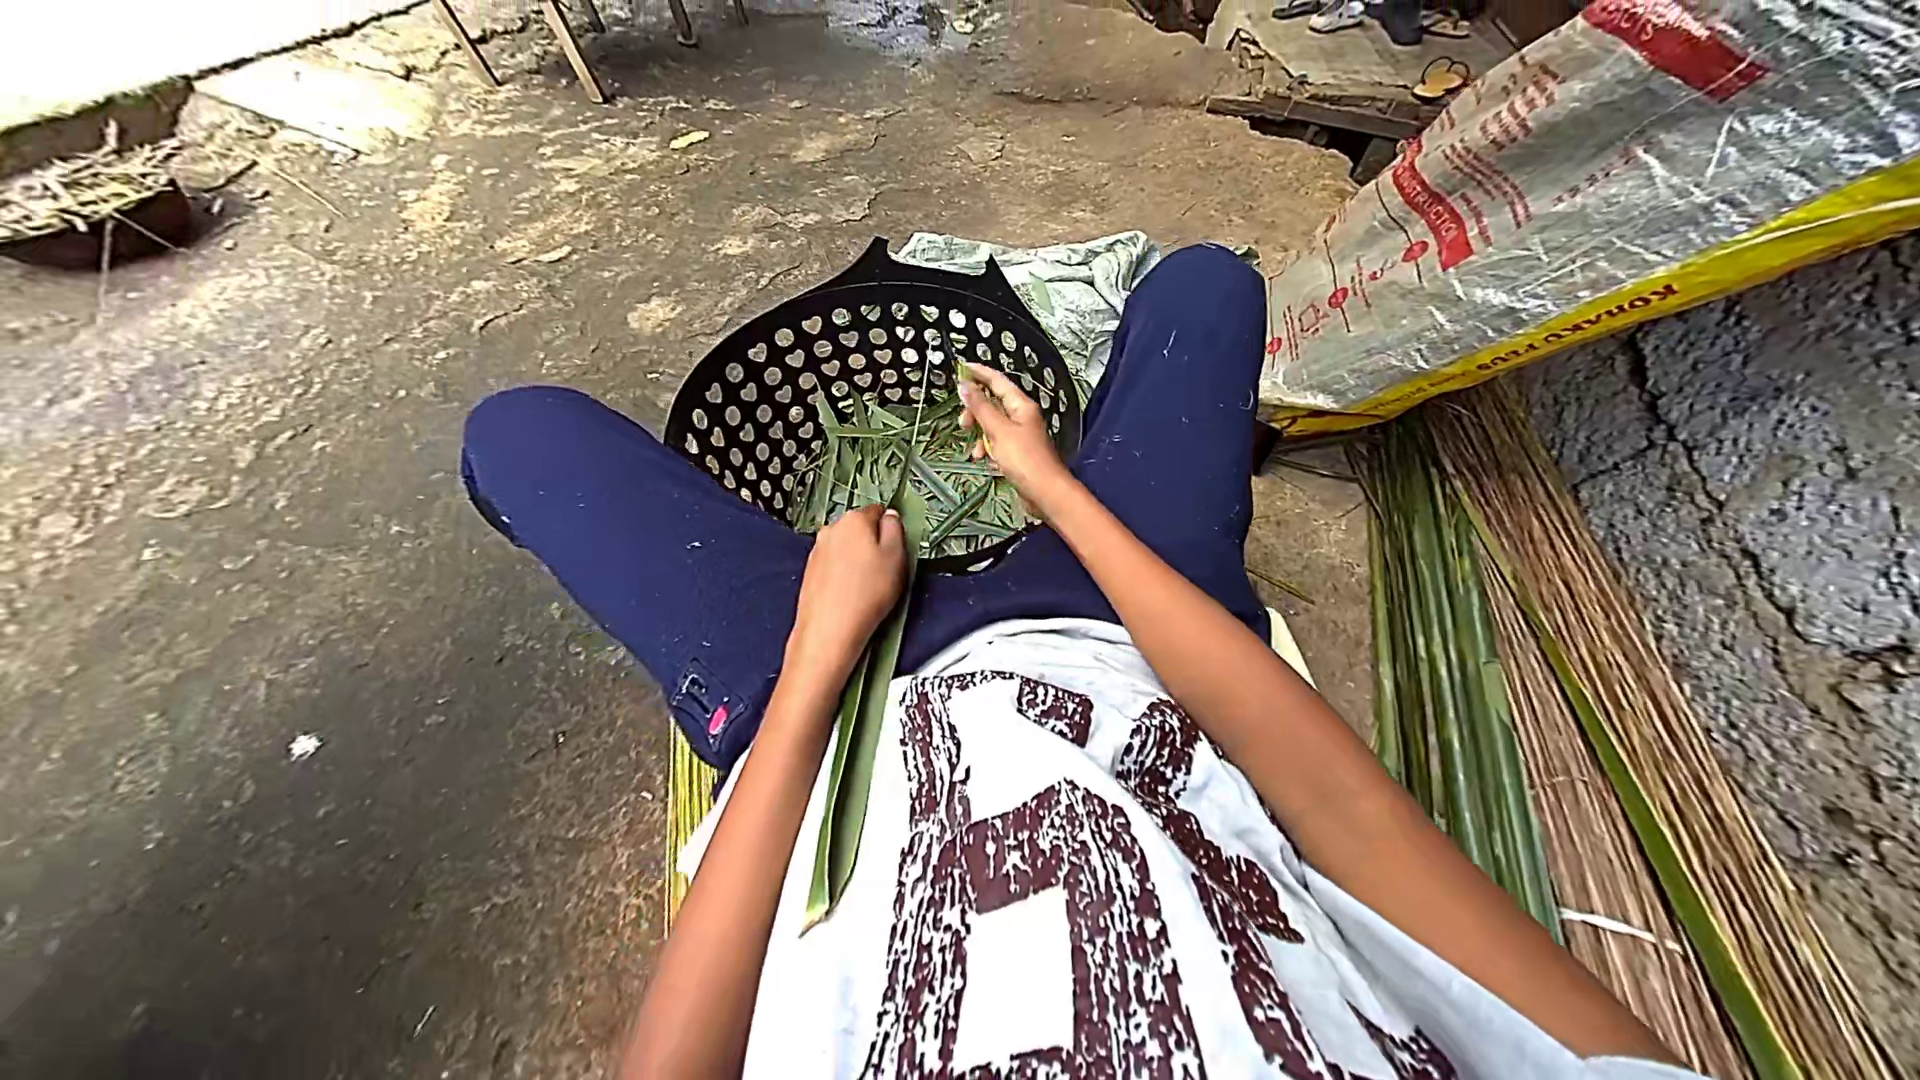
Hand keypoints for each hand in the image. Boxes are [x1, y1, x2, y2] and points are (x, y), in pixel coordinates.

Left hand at [786, 504, 907, 677]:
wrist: (830, 628)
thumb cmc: (866, 594)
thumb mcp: (897, 556)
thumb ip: (895, 528)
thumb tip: (891, 516)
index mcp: (854, 519)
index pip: (879, 511)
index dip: (892, 528)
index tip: (898, 546)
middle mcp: (832, 530)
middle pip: (861, 529)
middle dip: (874, 544)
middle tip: (887, 569)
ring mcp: (818, 551)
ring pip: (847, 548)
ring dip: (858, 561)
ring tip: (870, 587)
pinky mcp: (811, 572)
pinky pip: (835, 566)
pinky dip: (845, 576)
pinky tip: (854, 594)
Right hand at [958, 363, 1076, 516]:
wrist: (1044, 492)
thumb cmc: (1027, 461)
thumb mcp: (998, 430)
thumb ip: (980, 408)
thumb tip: (965, 386)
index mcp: (1021, 406)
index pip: (997, 381)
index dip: (979, 373)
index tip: (962, 368)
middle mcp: (1021, 417)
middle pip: (992, 405)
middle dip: (975, 413)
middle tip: (964, 423)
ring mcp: (1020, 435)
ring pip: (992, 426)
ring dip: (980, 436)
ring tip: (978, 450)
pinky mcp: (1017, 452)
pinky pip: (996, 444)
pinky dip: (988, 449)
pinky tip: (986, 460)